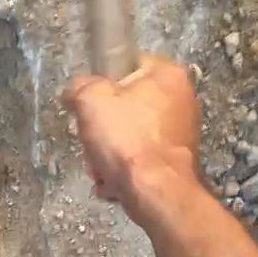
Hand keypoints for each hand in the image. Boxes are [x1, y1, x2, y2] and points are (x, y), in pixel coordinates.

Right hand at [64, 55, 204, 220]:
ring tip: (100, 168)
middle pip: (127, 106)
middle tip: (92, 142)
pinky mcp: (176, 162)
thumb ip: (80, 87)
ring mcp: (181, 133)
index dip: (102, 83)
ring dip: (109, 154)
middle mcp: (182, 99)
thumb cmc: (127, 141)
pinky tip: (113, 182)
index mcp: (168, 74)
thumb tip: (75, 91)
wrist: (155, 192)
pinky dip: (125, 170)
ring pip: (131, 136)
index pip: (128, 64)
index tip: (88, 104)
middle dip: (103, 128)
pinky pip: (141, 159)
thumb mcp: (91, 101)